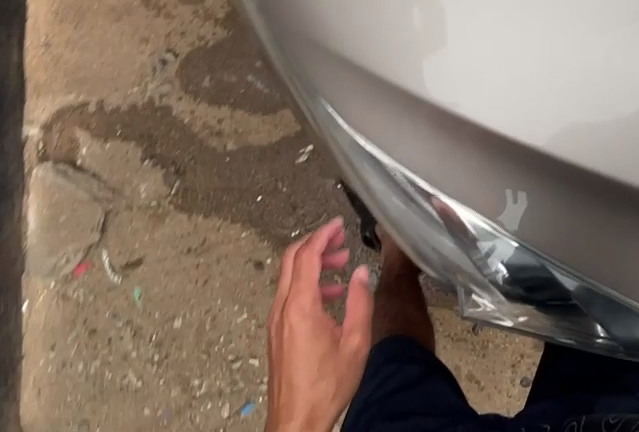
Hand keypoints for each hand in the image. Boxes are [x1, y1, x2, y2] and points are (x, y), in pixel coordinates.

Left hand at [265, 218, 373, 431]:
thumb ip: (360, 301)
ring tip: (341, 264)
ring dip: (314, 263)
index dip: (323, 235)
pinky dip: (309, 283)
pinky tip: (331, 295)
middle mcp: (283, 309)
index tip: (338, 225)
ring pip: (290, 276)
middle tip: (339, 238)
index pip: (307, 255)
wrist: (297, 422)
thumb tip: (361, 272)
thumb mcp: (356, 342)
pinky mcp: (278, 332)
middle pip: (292, 259)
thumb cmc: (326, 387)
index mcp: (301, 307)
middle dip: (316, 242)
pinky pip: (290, 294)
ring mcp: (277, 321)